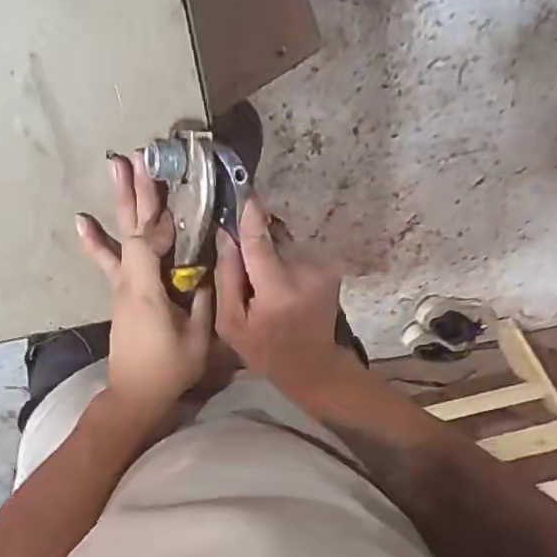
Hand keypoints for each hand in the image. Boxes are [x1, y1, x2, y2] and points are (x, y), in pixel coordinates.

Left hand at [75, 153, 214, 422]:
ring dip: (120, 203)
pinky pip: (112, 261)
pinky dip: (100, 240)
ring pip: (120, 239)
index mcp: (145, 291)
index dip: (159, 216)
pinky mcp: (122, 296)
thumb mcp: (198, 338)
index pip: (147, 242)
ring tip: (115, 168)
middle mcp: (128, 283)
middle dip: (134, 192)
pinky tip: (85, 223)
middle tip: (132, 156)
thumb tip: (205, 270)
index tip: (169, 186)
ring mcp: (122, 288)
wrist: (134, 395)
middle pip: (130, 229)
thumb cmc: (168, 370)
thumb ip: (201, 300)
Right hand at [214, 196, 356, 398]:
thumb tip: (225, 237)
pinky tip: (281, 287)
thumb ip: (226, 279)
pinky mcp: (330, 269)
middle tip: (243, 271)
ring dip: (270, 256)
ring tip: (263, 285)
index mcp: (277, 291)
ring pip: (284, 246)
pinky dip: (284, 263)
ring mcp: (322, 269)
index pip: (259, 242)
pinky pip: (297, 254)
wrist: (313, 365)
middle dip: (255, 247)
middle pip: (271, 241)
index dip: (249, 215)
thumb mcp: (231, 324)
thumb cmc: (264, 350)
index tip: (240, 190)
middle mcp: (305, 273)